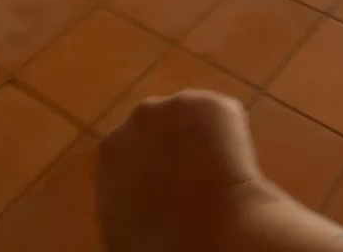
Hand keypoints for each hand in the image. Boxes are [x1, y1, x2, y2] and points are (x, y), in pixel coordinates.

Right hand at [97, 90, 282, 251]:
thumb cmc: (158, 243)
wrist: (210, 232)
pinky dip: (226, 135)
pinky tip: (230, 162)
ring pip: (190, 117)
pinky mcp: (215, 104)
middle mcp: (143, 116)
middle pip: (157, 125)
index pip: (127, 150)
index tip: (160, 185)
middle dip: (170, 144)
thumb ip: (123, 196)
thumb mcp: (120, 224)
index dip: (146, 166)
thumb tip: (137, 196)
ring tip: (211, 171)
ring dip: (197, 136)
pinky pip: (219, 117)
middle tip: (188, 177)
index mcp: (112, 150)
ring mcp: (181, 103)